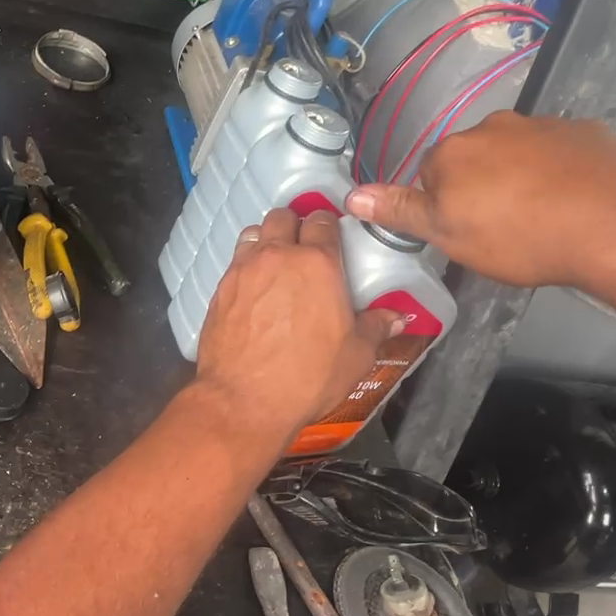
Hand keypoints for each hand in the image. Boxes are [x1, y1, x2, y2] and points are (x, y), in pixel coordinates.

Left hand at [194, 209, 395, 435]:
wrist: (243, 398)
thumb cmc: (307, 376)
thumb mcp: (356, 356)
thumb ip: (375, 328)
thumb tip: (395, 317)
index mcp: (318, 263)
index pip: (323, 222)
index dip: (328, 225)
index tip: (331, 236)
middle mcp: (277, 256)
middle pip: (282, 217)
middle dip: (294, 224)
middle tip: (303, 245)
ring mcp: (244, 269)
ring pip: (253, 233)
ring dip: (266, 239)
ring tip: (275, 261)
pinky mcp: (220, 288)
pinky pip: (235, 261)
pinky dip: (246, 264)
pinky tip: (253, 287)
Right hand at [344, 112, 615, 288]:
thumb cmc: (522, 236)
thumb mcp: (449, 235)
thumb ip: (401, 211)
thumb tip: (351, 194)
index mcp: (452, 152)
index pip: (429, 175)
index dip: (444, 206)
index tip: (465, 231)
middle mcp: (493, 127)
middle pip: (472, 158)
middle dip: (480, 186)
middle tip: (501, 228)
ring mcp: (544, 125)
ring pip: (516, 153)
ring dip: (519, 177)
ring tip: (541, 218)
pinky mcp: (588, 132)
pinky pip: (560, 152)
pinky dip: (560, 172)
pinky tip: (574, 202)